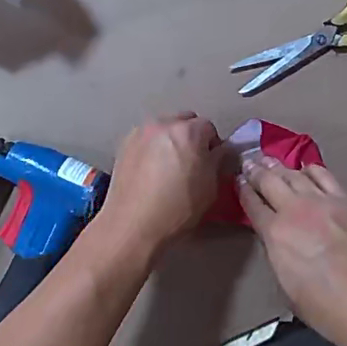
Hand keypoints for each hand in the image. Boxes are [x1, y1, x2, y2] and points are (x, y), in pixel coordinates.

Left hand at [98, 113, 224, 256]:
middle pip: (185, 121)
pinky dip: (152, 147)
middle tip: (192, 162)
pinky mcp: (124, 145)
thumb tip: (222, 150)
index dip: (213, 145)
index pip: (209, 127)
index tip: (211, 163)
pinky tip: (151, 170)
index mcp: (188, 131)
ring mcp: (140, 133)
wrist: (133, 224)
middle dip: (192, 136)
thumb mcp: (210, 187)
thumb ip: (219, 161)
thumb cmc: (178, 208)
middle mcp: (162, 124)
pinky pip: (146, 139)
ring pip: (163, 128)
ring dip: (170, 140)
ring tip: (169, 166)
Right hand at [237, 156, 346, 345]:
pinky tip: (305, 167)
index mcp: (275, 233)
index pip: (252, 204)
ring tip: (269, 160)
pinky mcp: (346, 200)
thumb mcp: (286, 286)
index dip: (242, 190)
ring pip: (294, 174)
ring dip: (279, 166)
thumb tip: (276, 240)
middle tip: (248, 163)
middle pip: (269, 180)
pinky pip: (323, 175)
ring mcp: (322, 200)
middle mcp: (294, 209)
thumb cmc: (326, 308)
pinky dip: (310, 169)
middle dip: (255, 171)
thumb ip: (277, 255)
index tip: (237, 181)